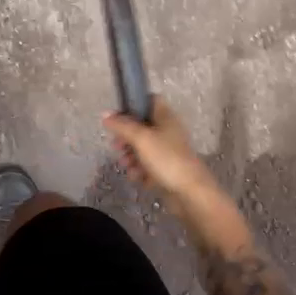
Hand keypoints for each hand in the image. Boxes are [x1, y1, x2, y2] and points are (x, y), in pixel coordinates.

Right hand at [102, 97, 222, 211]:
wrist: (190, 194)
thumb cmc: (166, 159)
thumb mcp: (140, 138)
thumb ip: (122, 125)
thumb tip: (105, 114)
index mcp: (165, 116)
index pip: (148, 100)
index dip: (133, 104)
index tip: (118, 116)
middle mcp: (167, 131)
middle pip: (141, 126)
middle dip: (126, 137)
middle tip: (117, 146)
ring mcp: (168, 151)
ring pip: (142, 147)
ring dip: (131, 155)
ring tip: (126, 164)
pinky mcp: (166, 170)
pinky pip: (148, 165)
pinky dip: (140, 170)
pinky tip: (137, 177)